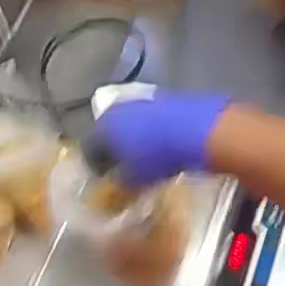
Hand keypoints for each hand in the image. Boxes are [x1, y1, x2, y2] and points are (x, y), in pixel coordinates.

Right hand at [95, 92, 231, 184]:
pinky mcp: (163, 99)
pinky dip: (150, 134)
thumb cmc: (156, 158)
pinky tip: (161, 147)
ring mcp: (140, 101)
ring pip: (129, 126)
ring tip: (144, 160)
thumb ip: (119, 183)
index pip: (89, 150)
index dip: (95, 169)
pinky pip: (148, 121)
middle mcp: (116, 109)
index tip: (104, 182)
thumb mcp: (134, 179)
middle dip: (114, 153)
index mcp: (102, 127)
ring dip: (133, 142)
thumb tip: (114, 186)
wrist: (195, 130)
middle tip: (123, 171)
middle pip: (108, 134)